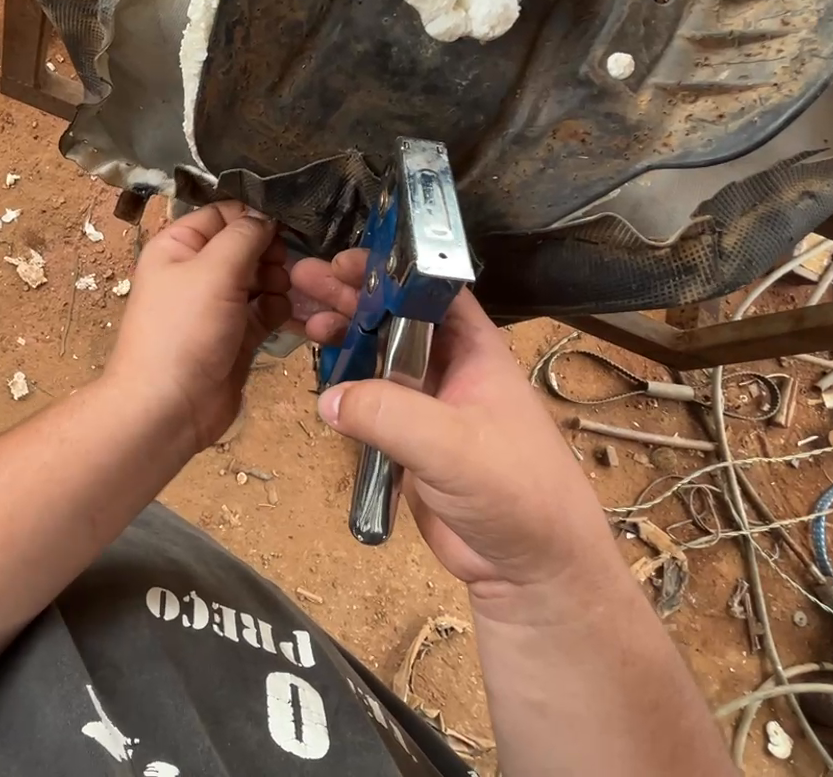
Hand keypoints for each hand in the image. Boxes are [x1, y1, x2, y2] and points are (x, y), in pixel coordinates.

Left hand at [106, 202, 291, 448]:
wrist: (169, 407)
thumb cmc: (183, 331)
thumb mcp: (212, 270)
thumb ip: (244, 235)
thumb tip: (267, 216)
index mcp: (177, 246)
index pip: (222, 214)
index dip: (254, 215)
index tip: (287, 223)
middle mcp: (196, 270)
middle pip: (247, 245)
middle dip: (272, 251)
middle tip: (284, 265)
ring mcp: (218, 304)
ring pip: (261, 277)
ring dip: (280, 281)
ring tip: (284, 292)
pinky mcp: (237, 335)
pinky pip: (266, 310)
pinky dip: (279, 309)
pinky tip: (285, 315)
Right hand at [293, 251, 613, 599]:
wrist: (530, 571)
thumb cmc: (514, 495)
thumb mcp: (453, 446)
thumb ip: (388, 414)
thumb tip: (327, 398)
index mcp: (475, 353)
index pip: (431, 293)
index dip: (389, 271)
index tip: (344, 262)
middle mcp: (448, 370)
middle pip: (393, 317)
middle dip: (351, 295)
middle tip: (304, 278)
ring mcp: (425, 404)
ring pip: (376, 354)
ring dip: (341, 333)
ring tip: (301, 317)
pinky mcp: (405, 438)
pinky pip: (366, 397)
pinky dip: (340, 381)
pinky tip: (316, 371)